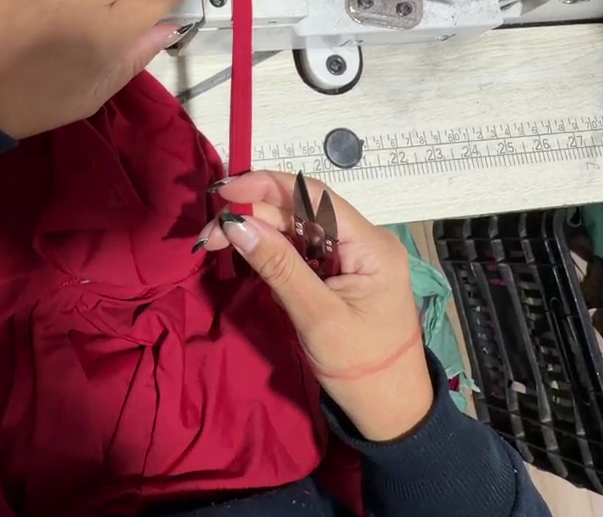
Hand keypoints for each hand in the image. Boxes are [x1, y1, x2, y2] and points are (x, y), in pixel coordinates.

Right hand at [198, 172, 432, 440]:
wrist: (393, 416)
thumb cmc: (363, 370)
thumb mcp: (317, 318)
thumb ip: (278, 266)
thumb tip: (235, 223)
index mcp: (370, 244)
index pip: (313, 196)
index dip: (266, 186)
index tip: (225, 193)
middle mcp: (361, 240)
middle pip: (299, 211)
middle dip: (252, 215)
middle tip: (209, 234)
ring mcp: (349, 256)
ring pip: (295, 228)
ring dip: (256, 232)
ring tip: (216, 243)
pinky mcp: (337, 272)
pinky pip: (299, 249)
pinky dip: (270, 251)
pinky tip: (247, 257)